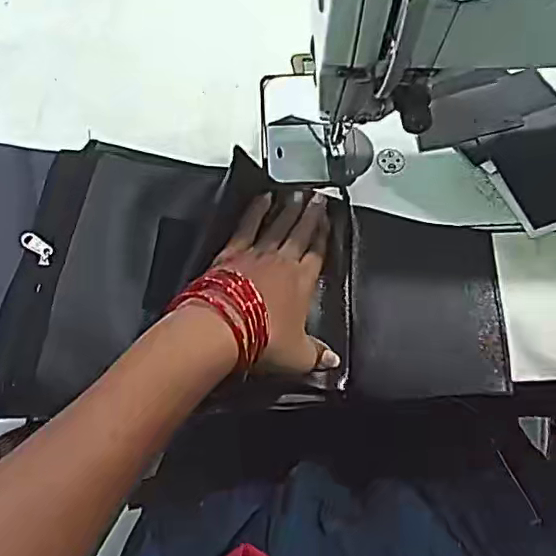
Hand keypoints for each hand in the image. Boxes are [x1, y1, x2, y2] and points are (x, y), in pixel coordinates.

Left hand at [210, 192, 339, 375]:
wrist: (223, 327)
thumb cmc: (262, 339)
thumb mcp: (297, 355)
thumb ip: (316, 354)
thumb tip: (332, 361)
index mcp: (302, 283)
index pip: (318, 254)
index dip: (324, 235)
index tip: (328, 220)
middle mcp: (282, 262)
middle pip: (301, 232)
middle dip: (311, 214)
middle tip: (318, 197)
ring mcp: (257, 253)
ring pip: (277, 224)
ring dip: (288, 208)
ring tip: (296, 194)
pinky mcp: (232, 252)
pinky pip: (247, 225)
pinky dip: (256, 211)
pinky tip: (261, 199)